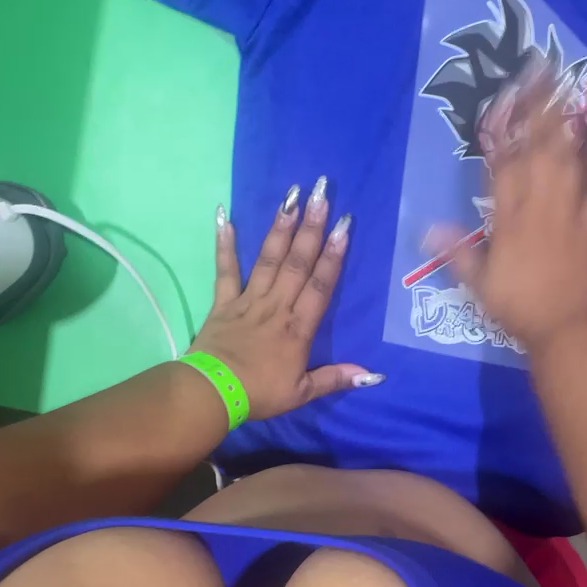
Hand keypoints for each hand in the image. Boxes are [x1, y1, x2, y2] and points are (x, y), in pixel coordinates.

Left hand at [190, 177, 382, 420]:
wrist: (212, 393)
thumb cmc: (259, 393)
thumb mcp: (302, 393)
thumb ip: (335, 378)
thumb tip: (374, 375)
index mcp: (298, 328)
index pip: (320, 286)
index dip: (333, 255)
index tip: (344, 225)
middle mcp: (276, 306)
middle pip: (297, 263)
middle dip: (311, 227)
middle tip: (321, 193)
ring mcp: (248, 301)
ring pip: (268, 259)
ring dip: (280, 227)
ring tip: (291, 195)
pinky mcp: (223, 302)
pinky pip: (225, 269)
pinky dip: (225, 242)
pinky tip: (225, 214)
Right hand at [427, 68, 586, 355]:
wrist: (567, 330)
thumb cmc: (519, 309)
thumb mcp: (480, 285)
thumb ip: (457, 254)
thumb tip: (426, 230)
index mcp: (509, 221)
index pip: (504, 169)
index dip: (502, 135)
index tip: (501, 103)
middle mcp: (541, 207)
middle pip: (538, 150)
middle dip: (538, 110)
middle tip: (540, 71)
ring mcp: (572, 212)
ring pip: (568, 158)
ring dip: (567, 122)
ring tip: (566, 88)